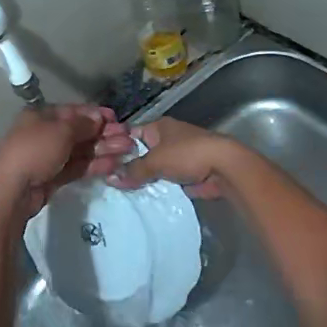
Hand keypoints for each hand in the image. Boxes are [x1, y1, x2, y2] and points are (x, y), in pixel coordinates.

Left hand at [0, 106, 133, 219]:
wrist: (13, 190)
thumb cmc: (35, 151)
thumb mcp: (60, 131)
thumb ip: (82, 125)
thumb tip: (97, 119)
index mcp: (41, 117)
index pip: (72, 112)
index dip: (94, 114)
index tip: (116, 118)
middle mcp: (45, 134)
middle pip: (79, 132)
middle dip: (104, 134)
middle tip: (128, 137)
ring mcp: (48, 157)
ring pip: (80, 150)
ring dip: (103, 149)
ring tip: (127, 150)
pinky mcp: (53, 177)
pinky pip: (77, 167)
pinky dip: (94, 165)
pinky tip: (113, 164)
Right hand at [114, 118, 245, 197]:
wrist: (225, 168)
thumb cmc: (188, 154)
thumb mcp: (155, 161)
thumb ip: (133, 170)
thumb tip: (110, 178)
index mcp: (158, 127)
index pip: (130, 133)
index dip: (116, 146)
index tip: (102, 163)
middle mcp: (167, 138)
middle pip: (141, 152)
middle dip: (129, 166)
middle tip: (109, 182)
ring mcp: (178, 156)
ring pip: (154, 168)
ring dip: (144, 179)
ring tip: (122, 193)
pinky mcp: (187, 174)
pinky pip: (166, 181)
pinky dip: (158, 189)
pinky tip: (143, 199)